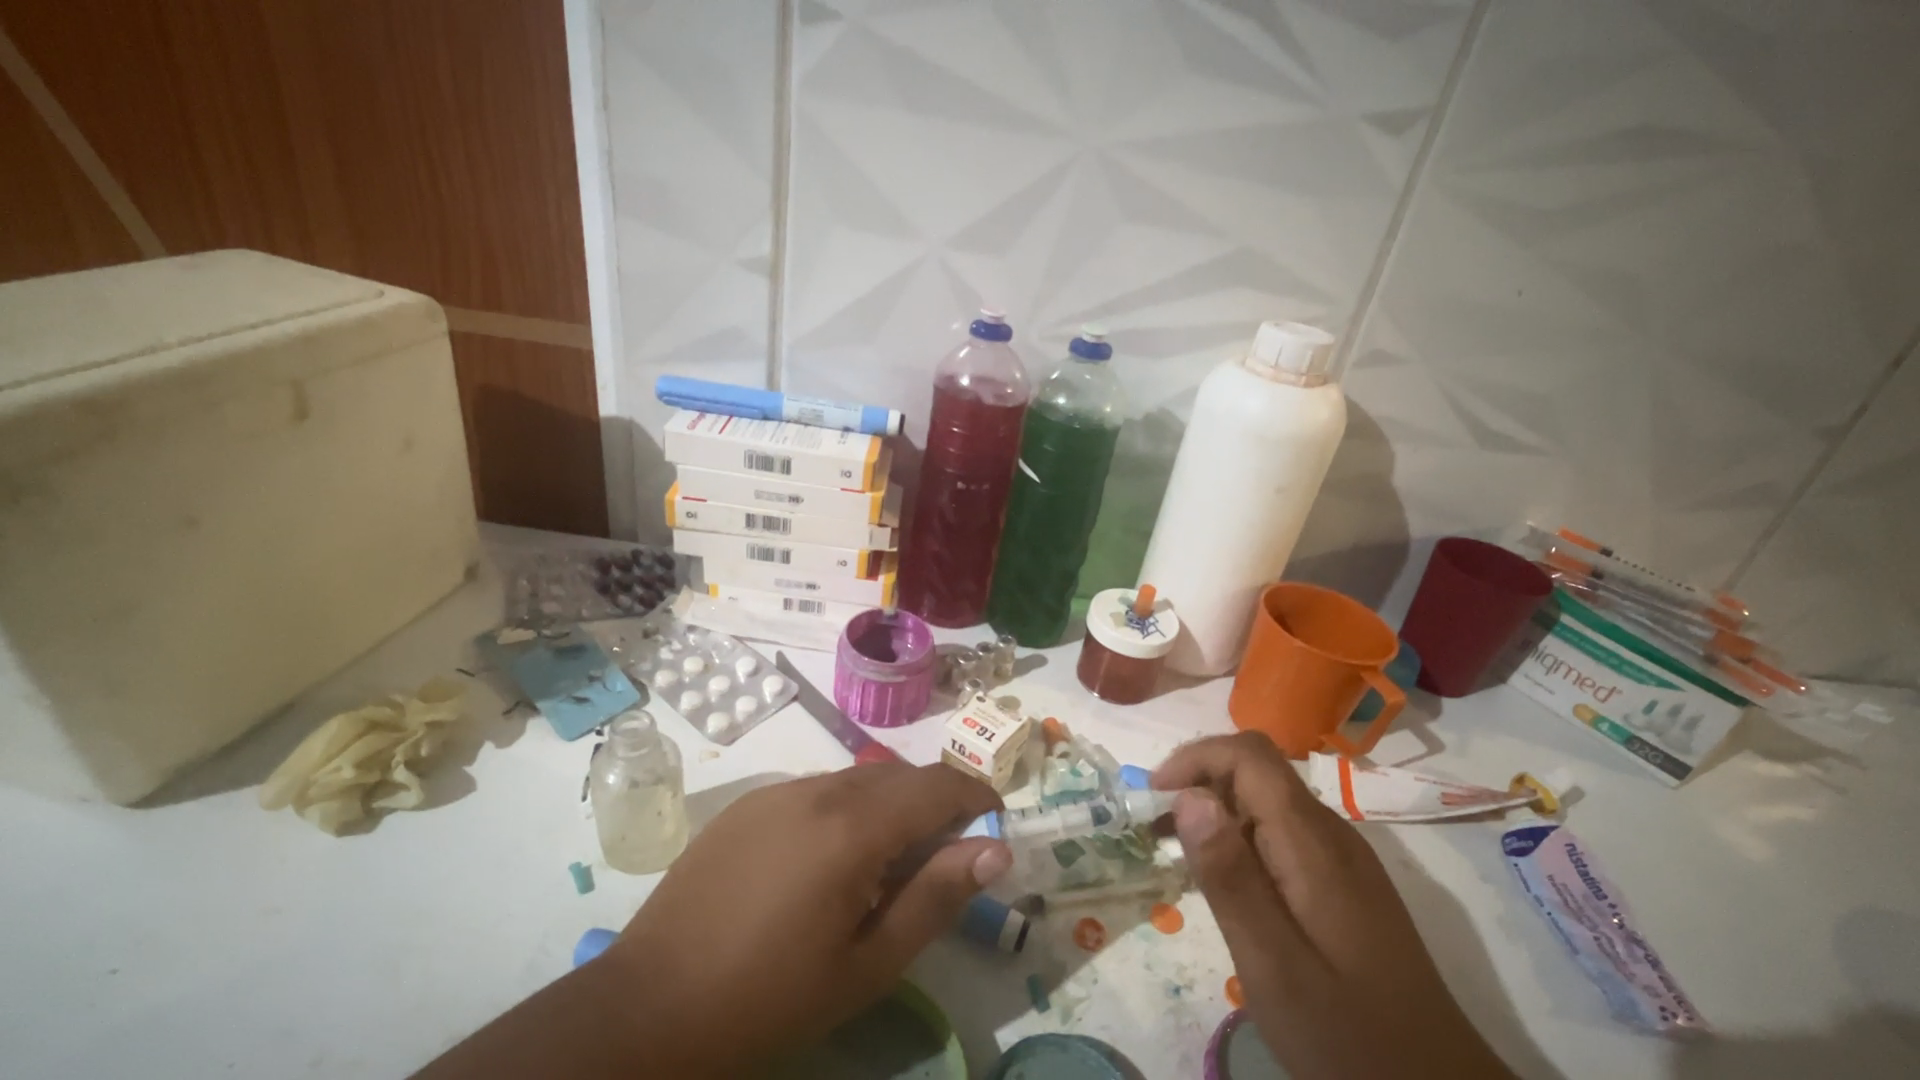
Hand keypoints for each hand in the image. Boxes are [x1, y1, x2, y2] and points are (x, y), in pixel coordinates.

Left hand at [605, 763, 1010, 1075]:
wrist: (651, 1006)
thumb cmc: (772, 996)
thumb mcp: (869, 962)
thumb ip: (936, 897)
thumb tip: (995, 850)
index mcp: (851, 827)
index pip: (936, 786)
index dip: (975, 797)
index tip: (994, 825)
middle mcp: (815, 790)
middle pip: (897, 776)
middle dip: (934, 803)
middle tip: (943, 859)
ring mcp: (773, 793)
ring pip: (855, 780)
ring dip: (888, 806)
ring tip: (884, 868)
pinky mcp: (743, 807)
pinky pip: (814, 791)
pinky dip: (844, 810)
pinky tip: (827, 865)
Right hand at [1155, 733, 1514, 1079]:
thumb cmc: (1347, 1034)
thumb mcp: (1273, 965)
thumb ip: (1229, 877)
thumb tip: (1188, 796)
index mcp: (1314, 844)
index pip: (1250, 755)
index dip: (1195, 758)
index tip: (1152, 799)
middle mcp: (1333, 836)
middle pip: (1259, 772)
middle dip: (1199, 785)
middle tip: (1156, 836)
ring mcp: (1344, 861)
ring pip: (1270, 804)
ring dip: (1218, 815)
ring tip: (1182, 863)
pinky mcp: (1346, 887)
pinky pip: (1286, 837)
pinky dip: (1243, 843)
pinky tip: (1230, 891)